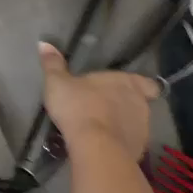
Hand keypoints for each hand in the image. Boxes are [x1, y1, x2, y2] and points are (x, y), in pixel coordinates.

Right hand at [38, 42, 160, 159]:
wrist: (95, 147)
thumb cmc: (78, 106)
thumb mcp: (57, 82)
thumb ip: (53, 64)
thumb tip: (44, 43)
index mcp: (126, 83)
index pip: (148, 84)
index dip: (141, 86)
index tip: (129, 90)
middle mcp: (140, 104)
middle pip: (138, 102)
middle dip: (123, 105)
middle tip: (101, 107)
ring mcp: (142, 128)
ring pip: (135, 123)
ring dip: (120, 124)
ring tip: (98, 127)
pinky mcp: (138, 149)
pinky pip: (128, 141)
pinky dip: (117, 141)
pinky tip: (100, 143)